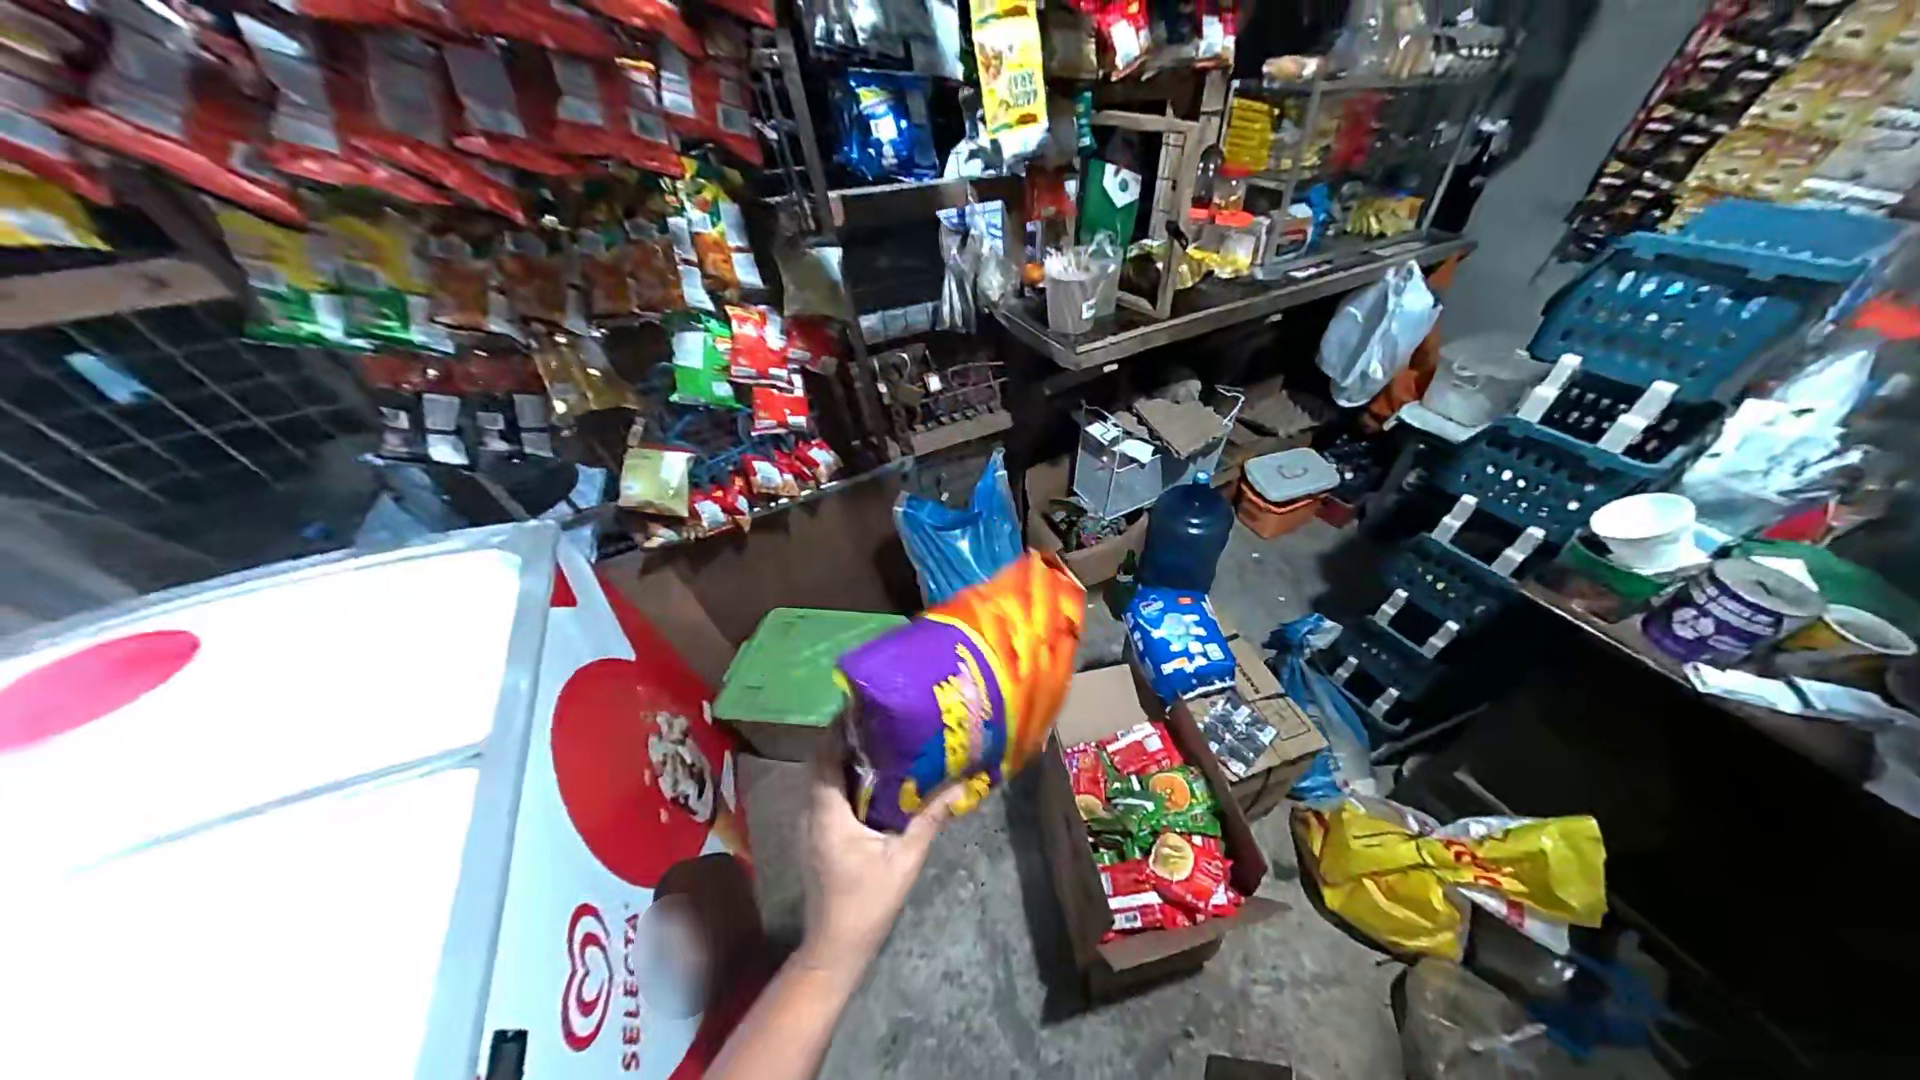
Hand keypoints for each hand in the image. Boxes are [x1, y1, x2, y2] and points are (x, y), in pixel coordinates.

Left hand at [796, 730, 965, 976]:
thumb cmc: (868, 901)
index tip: (865, 706)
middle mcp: (810, 812)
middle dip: (843, 737)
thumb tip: (961, 784)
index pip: (826, 755)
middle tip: (877, 718)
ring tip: (876, 738)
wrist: (835, 946)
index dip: (840, 728)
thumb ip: (930, 818)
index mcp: (827, 812)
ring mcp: (808, 825)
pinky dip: (839, 777)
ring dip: (841, 756)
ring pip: (819, 777)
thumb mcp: (905, 859)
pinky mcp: (813, 836)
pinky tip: (868, 777)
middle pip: (820, 761)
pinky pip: (823, 793)